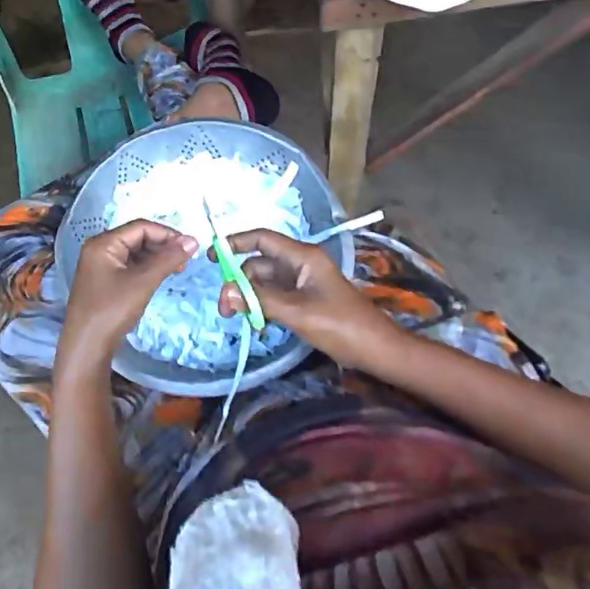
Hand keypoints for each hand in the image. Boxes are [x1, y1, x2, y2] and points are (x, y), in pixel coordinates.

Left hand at [59, 220, 197, 377]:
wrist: (87, 346)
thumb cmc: (112, 310)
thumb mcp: (143, 282)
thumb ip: (168, 259)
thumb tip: (192, 241)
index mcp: (103, 243)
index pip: (140, 227)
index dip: (167, 234)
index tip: (189, 247)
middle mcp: (99, 249)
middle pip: (137, 238)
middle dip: (163, 246)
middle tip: (185, 260)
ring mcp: (100, 266)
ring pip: (135, 253)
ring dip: (157, 258)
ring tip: (177, 269)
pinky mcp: (104, 281)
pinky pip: (129, 266)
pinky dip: (147, 269)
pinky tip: (160, 277)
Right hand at [215, 230, 388, 364]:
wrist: (377, 350)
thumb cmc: (341, 325)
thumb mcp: (297, 312)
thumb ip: (260, 300)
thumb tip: (225, 293)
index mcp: (302, 257)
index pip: (262, 238)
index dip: (235, 243)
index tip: (212, 258)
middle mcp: (300, 264)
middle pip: (259, 263)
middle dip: (239, 282)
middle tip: (227, 311)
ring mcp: (303, 283)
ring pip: (265, 282)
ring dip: (250, 297)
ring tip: (241, 320)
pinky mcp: (304, 300)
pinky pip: (275, 296)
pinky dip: (262, 306)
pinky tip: (257, 324)